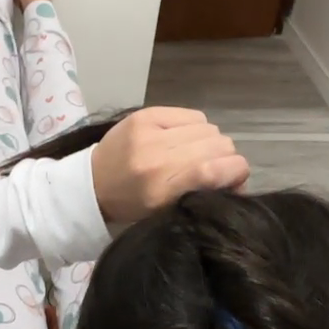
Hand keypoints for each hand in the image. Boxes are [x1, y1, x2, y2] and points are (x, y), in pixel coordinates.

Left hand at [91, 107, 248, 223]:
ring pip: (209, 128)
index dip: (237, 172)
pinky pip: (193, 115)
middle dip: (225, 158)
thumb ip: (202, 193)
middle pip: (219, 145)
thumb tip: (238, 177)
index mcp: (161, 191)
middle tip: (213, 170)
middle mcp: (156, 158)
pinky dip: (195, 128)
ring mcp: (149, 132)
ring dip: (209, 142)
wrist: (90, 186)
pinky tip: (182, 139)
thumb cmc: (132, 207)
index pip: (214, 170)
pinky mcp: (145, 115)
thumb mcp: (166, 213)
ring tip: (193, 155)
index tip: (235, 181)